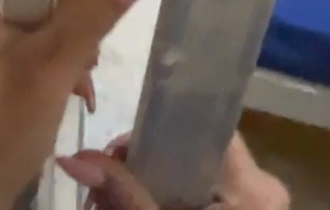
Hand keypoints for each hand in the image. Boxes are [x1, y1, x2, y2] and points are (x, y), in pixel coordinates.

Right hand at [57, 134, 289, 209]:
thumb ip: (119, 191)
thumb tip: (69, 157)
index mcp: (254, 188)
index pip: (201, 127)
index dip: (154, 131)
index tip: (116, 152)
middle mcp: (260, 190)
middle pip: (188, 154)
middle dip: (137, 169)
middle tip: (99, 188)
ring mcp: (252, 208)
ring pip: (187, 179)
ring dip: (142, 190)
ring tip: (103, 204)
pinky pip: (195, 198)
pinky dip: (159, 204)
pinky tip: (126, 207)